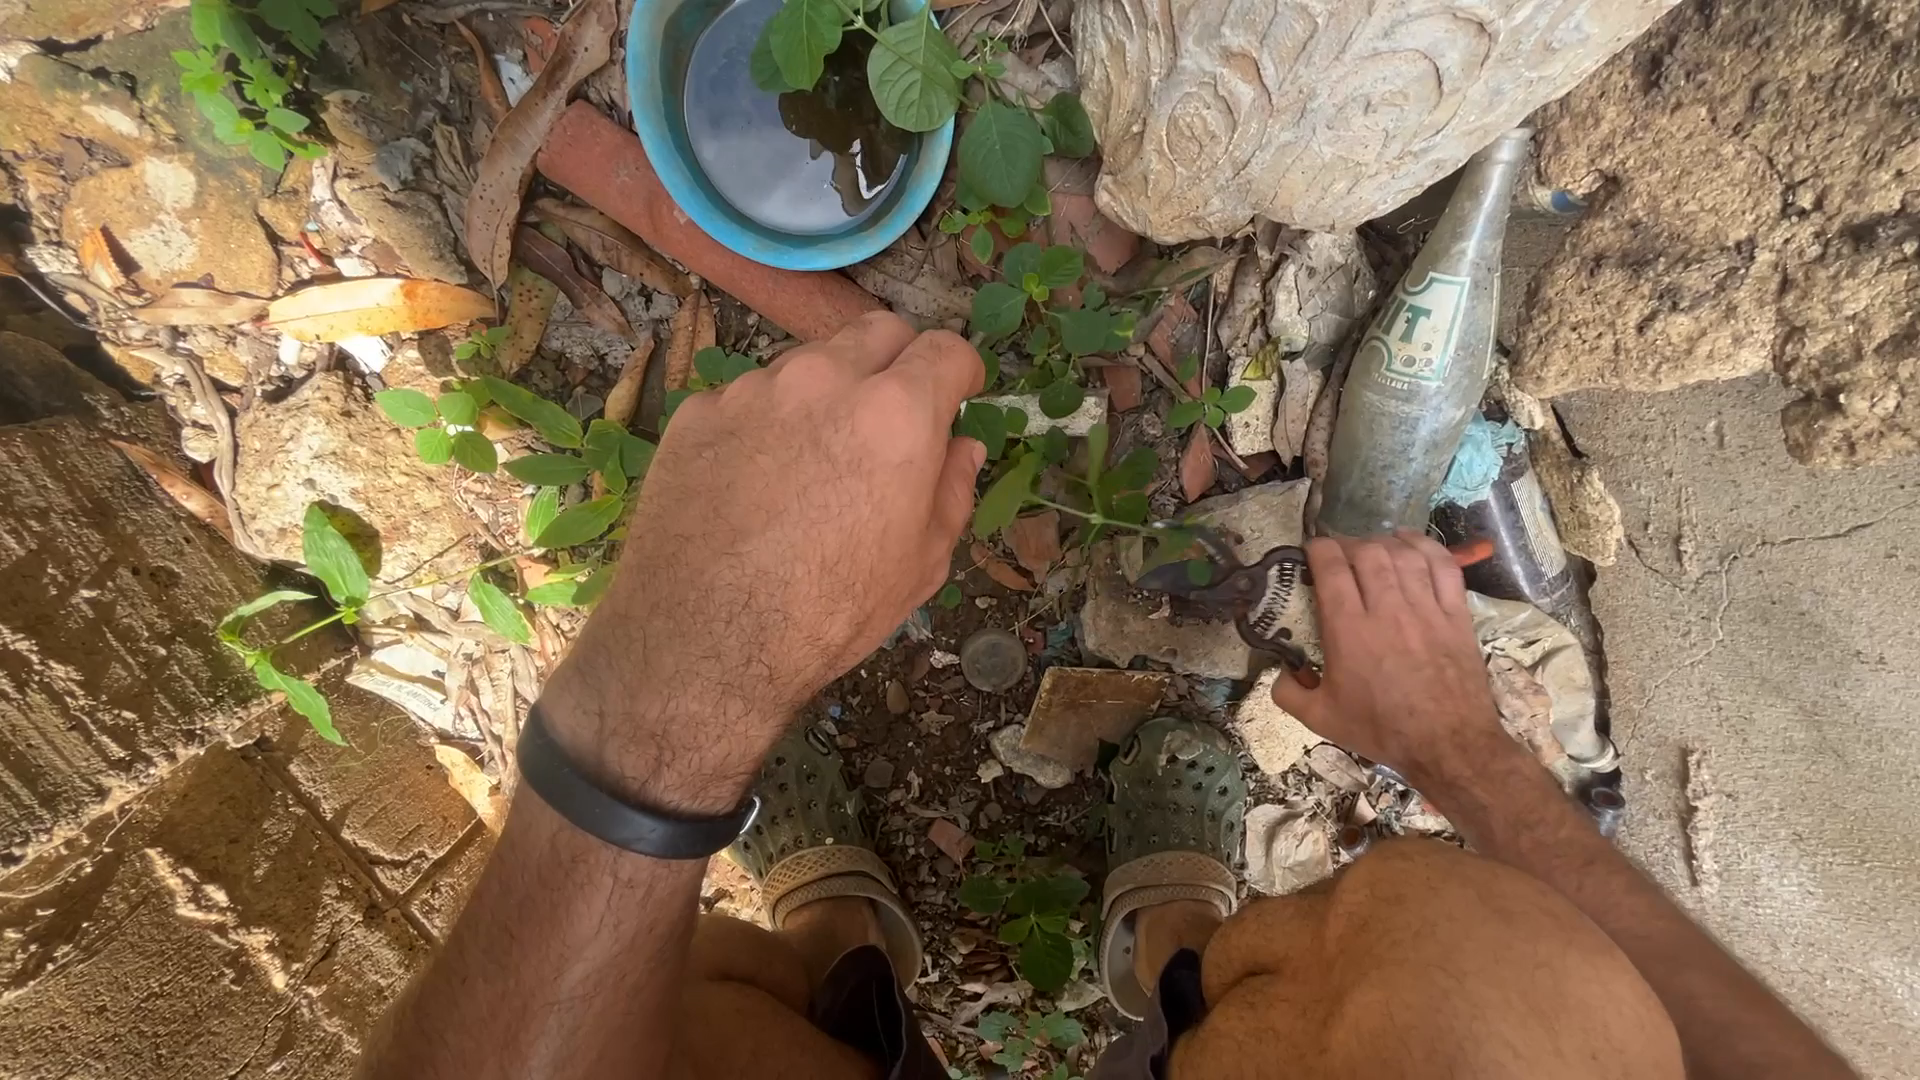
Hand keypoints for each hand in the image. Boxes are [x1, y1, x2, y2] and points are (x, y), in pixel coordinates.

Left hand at [540, 313, 984, 810]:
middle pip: (879, 331)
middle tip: (894, 417)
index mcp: (895, 414)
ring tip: (813, 461)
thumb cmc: (832, 611)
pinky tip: (754, 481)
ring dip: (829, 393)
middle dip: (900, 362)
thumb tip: (962, 446)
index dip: (960, 373)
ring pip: (810, 363)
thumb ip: (952, 490)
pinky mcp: (699, 411)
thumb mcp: (921, 563)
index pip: (946, 349)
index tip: (957, 397)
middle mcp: (824, 379)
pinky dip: (768, 422)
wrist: (705, 643)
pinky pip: (750, 397)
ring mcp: (753, 389)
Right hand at [1271, 530, 1512, 788]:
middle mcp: (1387, 610)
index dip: (1317, 549)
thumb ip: (1287, 692)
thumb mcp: (1320, 718)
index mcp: (1348, 630)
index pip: (1331, 567)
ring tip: (1370, 549)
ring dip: (1382, 542)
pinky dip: (1425, 546)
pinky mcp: (1456, 614)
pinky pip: (1443, 565)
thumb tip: (1280, 670)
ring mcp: (1426, 609)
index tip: (1310, 552)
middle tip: (1338, 554)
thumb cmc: (1381, 728)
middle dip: (1347, 544)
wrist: (1449, 746)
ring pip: (1402, 554)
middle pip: (1366, 552)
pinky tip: (1410, 543)